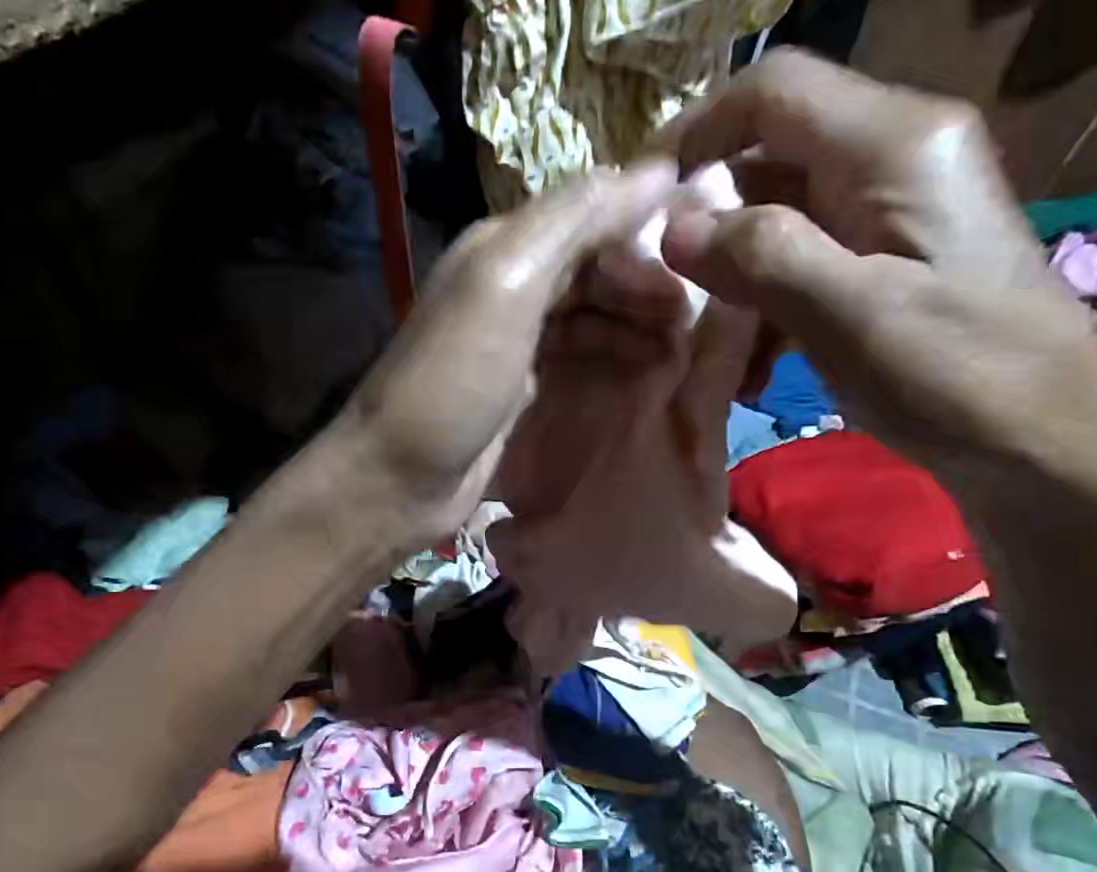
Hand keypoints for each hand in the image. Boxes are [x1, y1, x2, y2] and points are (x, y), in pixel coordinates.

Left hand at [321, 162, 678, 550]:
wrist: (398, 478)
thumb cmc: (453, 380)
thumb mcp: (508, 284)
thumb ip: (575, 221)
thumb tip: (659, 167)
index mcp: (500, 247)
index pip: (589, 216)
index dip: (644, 231)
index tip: (698, 261)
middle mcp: (507, 286)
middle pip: (593, 266)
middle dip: (644, 283)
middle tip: (693, 316)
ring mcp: (512, 343)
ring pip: (589, 314)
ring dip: (634, 324)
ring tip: (679, 349)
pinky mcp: (519, 391)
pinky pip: (578, 359)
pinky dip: (611, 359)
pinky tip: (645, 375)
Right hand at [658, 50, 1096, 495]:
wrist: (1040, 442)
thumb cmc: (960, 377)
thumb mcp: (853, 316)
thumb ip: (763, 258)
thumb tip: (672, 227)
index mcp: (895, 146)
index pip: (771, 91)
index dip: (693, 133)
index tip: (638, 205)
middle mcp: (890, 156)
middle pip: (763, 153)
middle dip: (702, 220)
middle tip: (659, 290)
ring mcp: (885, 208)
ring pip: (769, 212)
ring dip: (725, 274)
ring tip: (707, 343)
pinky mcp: (878, 254)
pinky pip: (792, 256)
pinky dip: (756, 302)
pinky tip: (751, 364)